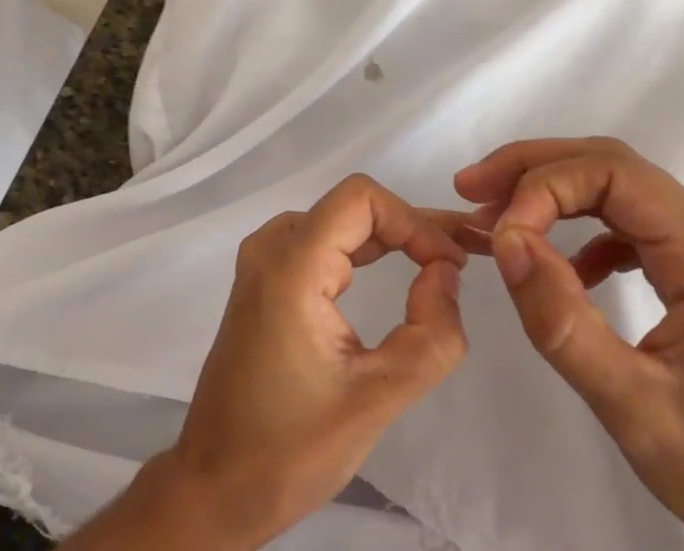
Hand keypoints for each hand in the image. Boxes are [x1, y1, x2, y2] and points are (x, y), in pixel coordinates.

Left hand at [62, 175, 471, 549]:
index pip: (360, 198)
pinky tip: (397, 271)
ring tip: (442, 263)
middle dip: (411, 226)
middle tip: (467, 254)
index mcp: (289, 269)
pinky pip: (319, 245)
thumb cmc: (292, 448)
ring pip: (337, 223)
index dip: (414, 220)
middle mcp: (268, 252)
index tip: (451, 265)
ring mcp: (260, 267)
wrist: (216, 486)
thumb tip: (445, 274)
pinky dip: (363, 252)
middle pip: (351, 207)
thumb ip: (432, 334)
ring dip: (390, 237)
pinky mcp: (263, 286)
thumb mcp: (378, 398)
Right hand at [459, 138, 683, 550]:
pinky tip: (565, 270)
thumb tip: (505, 241)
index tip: (496, 231)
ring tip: (502, 220)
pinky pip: (643, 236)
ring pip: (630, 199)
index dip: (545, 186)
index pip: (617, 176)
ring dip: (561, 197)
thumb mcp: (633, 407)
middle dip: (541, 170)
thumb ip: (562, 321)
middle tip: (472, 186)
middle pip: (621, 171)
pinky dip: (590, 234)